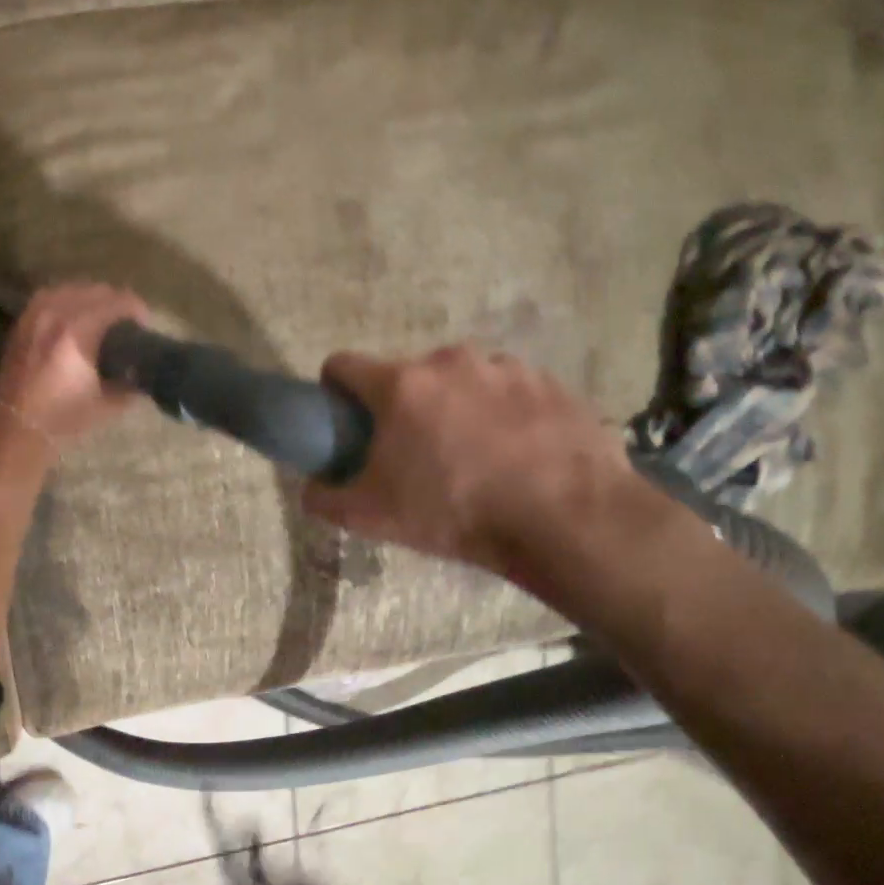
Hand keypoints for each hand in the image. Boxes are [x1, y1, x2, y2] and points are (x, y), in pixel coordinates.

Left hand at [0, 283, 149, 446]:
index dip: (137, 310)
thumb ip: (130, 385)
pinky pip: (46, 298)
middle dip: (115, 303)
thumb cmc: (63, 419)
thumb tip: (143, 374)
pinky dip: (63, 301)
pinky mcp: (20, 325)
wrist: (15, 430)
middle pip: (94, 291)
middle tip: (125, 323)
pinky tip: (71, 316)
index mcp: (77, 331)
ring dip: (88, 298)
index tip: (144, 325)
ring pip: (69, 289)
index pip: (117, 303)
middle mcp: (54, 315)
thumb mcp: (107, 405)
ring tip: (99, 316)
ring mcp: (33, 317)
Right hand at [300, 345, 644, 575]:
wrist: (571, 522)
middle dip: (401, 405)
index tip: (344, 422)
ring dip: (454, 406)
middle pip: (405, 374)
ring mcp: (508, 369)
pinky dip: (503, 415)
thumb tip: (312, 487)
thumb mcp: (370, 516)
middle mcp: (450, 362)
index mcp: (399, 384)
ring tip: (471, 454)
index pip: (341, 364)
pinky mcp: (554, 385)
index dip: (333, 391)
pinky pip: (510, 392)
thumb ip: (324, 497)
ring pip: (460, 381)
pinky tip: (516, 455)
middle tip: (412, 451)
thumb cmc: (456, 511)